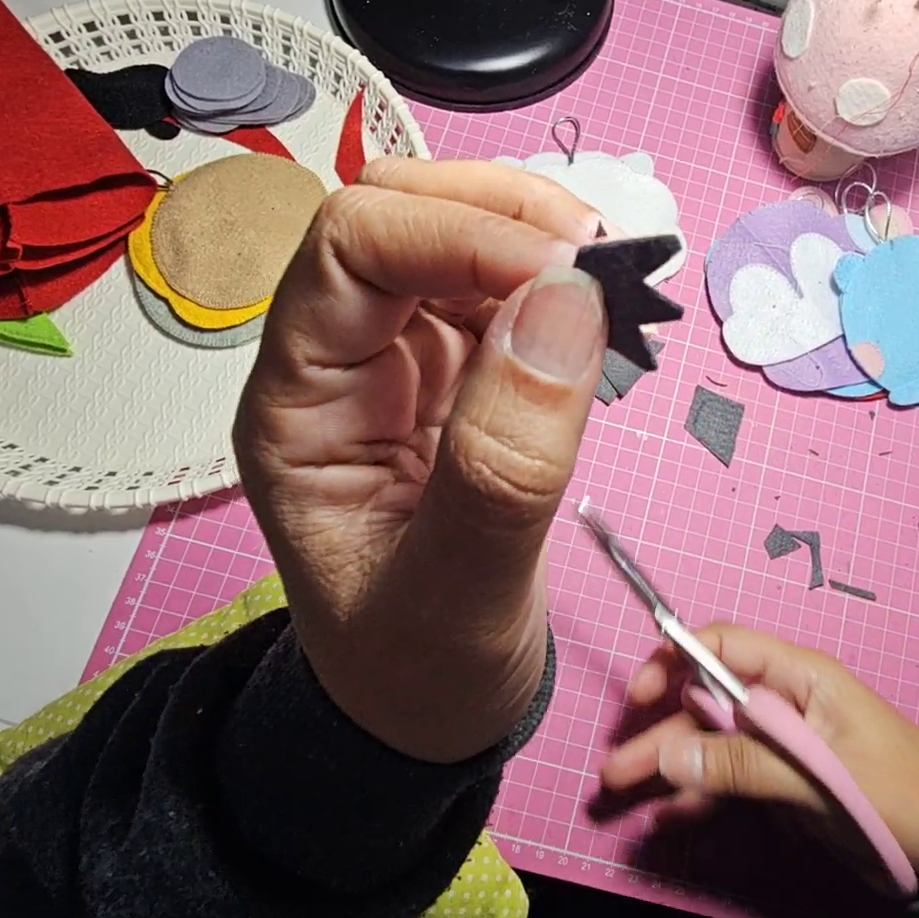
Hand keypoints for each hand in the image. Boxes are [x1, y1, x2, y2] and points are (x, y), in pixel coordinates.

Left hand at [235, 158, 606, 763]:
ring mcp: (403, 361)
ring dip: (539, 237)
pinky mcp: (460, 374)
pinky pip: (505, 289)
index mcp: (301, 405)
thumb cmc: (418, 669)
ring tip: (618, 282)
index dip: (460, 233)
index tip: (574, 273)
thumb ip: (505, 460)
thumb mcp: (460, 592)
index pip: (353, 248)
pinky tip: (604, 314)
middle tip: (602, 255)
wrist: (430, 706)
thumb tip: (568, 300)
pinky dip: (560, 282)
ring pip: (456, 236)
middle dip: (501, 211)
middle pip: (398, 214)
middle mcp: (341, 360)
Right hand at [600, 624, 918, 879]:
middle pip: (706, 701)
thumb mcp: (822, 778)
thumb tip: (673, 757)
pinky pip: (730, 776)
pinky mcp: (782, 777)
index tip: (643, 693)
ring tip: (623, 785)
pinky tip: (669, 809)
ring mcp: (780, 741)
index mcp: (800, 676)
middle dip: (661, 727)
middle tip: (618, 763)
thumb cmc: (903, 795)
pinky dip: (700, 790)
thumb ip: (746, 765)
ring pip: (711, 741)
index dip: (678, 660)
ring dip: (670, 762)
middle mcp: (783, 700)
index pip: (726, 647)